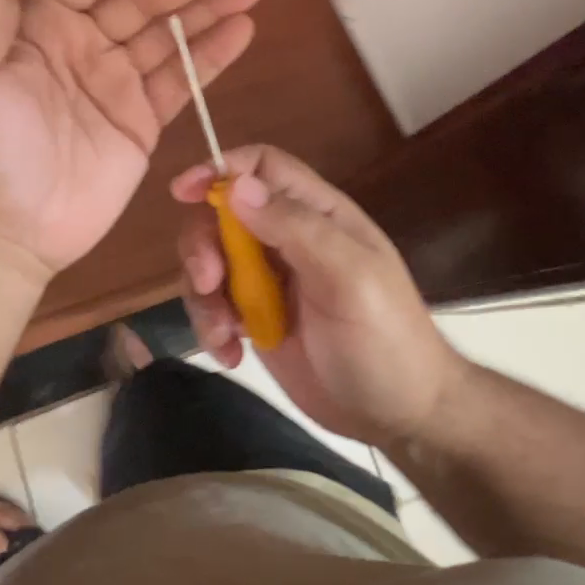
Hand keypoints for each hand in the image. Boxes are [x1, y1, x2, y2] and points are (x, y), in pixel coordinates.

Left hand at [0, 0, 267, 286]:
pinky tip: (242, 28)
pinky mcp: (142, 123)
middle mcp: (82, 46)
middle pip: (140, 1)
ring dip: (209, 8)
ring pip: (169, 36)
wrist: (4, 238)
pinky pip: (181, 82)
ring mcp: (116, 85)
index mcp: (38, 26)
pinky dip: (212, 56)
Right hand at [171, 145, 462, 445]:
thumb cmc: (385, 341)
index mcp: (318, 215)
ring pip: (210, 261)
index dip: (222, 168)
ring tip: (223, 333)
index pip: (263, 167)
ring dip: (202, 294)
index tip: (185, 192)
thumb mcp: (349, 278)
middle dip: (203, 244)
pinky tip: (231, 354)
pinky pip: (213, 305)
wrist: (399, 417)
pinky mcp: (256, 319)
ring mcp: (270, 280)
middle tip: (208, 282)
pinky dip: (210, 326)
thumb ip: (296, 227)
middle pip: (222, 214)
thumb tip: (235, 184)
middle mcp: (288, 239)